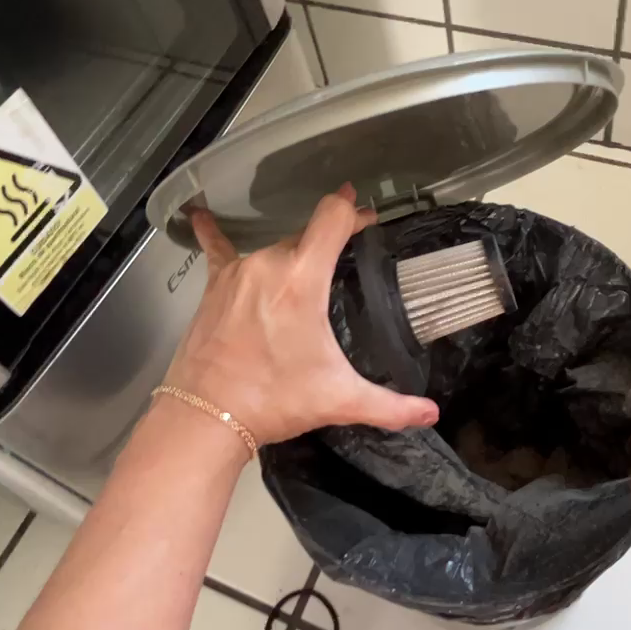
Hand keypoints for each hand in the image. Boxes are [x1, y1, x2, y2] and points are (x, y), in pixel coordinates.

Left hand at [162, 183, 440, 447]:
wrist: (206, 417)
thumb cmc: (276, 400)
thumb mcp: (339, 399)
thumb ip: (391, 405)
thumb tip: (431, 414)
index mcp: (302, 278)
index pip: (333, 218)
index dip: (354, 212)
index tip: (368, 217)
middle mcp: (269, 263)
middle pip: (307, 235)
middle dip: (329, 241)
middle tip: (347, 254)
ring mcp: (238, 272)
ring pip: (275, 249)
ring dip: (294, 255)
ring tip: (309, 268)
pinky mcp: (214, 286)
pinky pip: (215, 250)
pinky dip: (211, 231)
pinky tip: (199, 213)